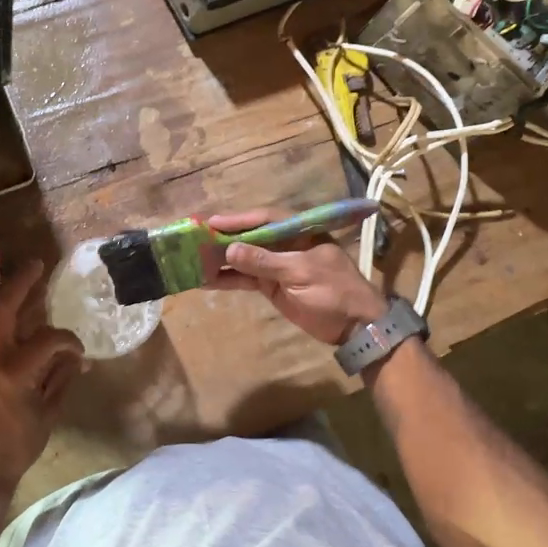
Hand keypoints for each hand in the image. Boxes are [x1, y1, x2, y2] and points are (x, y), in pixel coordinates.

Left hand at [0, 260, 84, 497]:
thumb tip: (80, 358)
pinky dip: (17, 319)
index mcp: (13, 371)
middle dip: (21, 283)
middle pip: (4, 307)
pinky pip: (1, 333)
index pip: (46, 338)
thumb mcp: (48, 413)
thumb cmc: (18, 445)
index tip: (82, 350)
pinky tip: (32, 315)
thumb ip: (62, 379)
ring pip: (0, 317)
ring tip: (37, 280)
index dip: (68, 340)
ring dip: (18, 297)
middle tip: (40, 264)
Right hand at [205, 209, 387, 344]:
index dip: (238, 219)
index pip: (265, 219)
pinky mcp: (271, 286)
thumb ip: (265, 262)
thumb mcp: (301, 274)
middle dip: (222, 237)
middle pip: (249, 236)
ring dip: (219, 259)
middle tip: (193, 236)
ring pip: (243, 258)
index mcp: (299, 232)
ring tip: (191, 258)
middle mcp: (285, 244)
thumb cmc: (335, 292)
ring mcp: (276, 266)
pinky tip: (205, 280)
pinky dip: (226, 279)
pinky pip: (245, 279)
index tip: (211, 222)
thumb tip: (230, 250)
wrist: (356, 327)